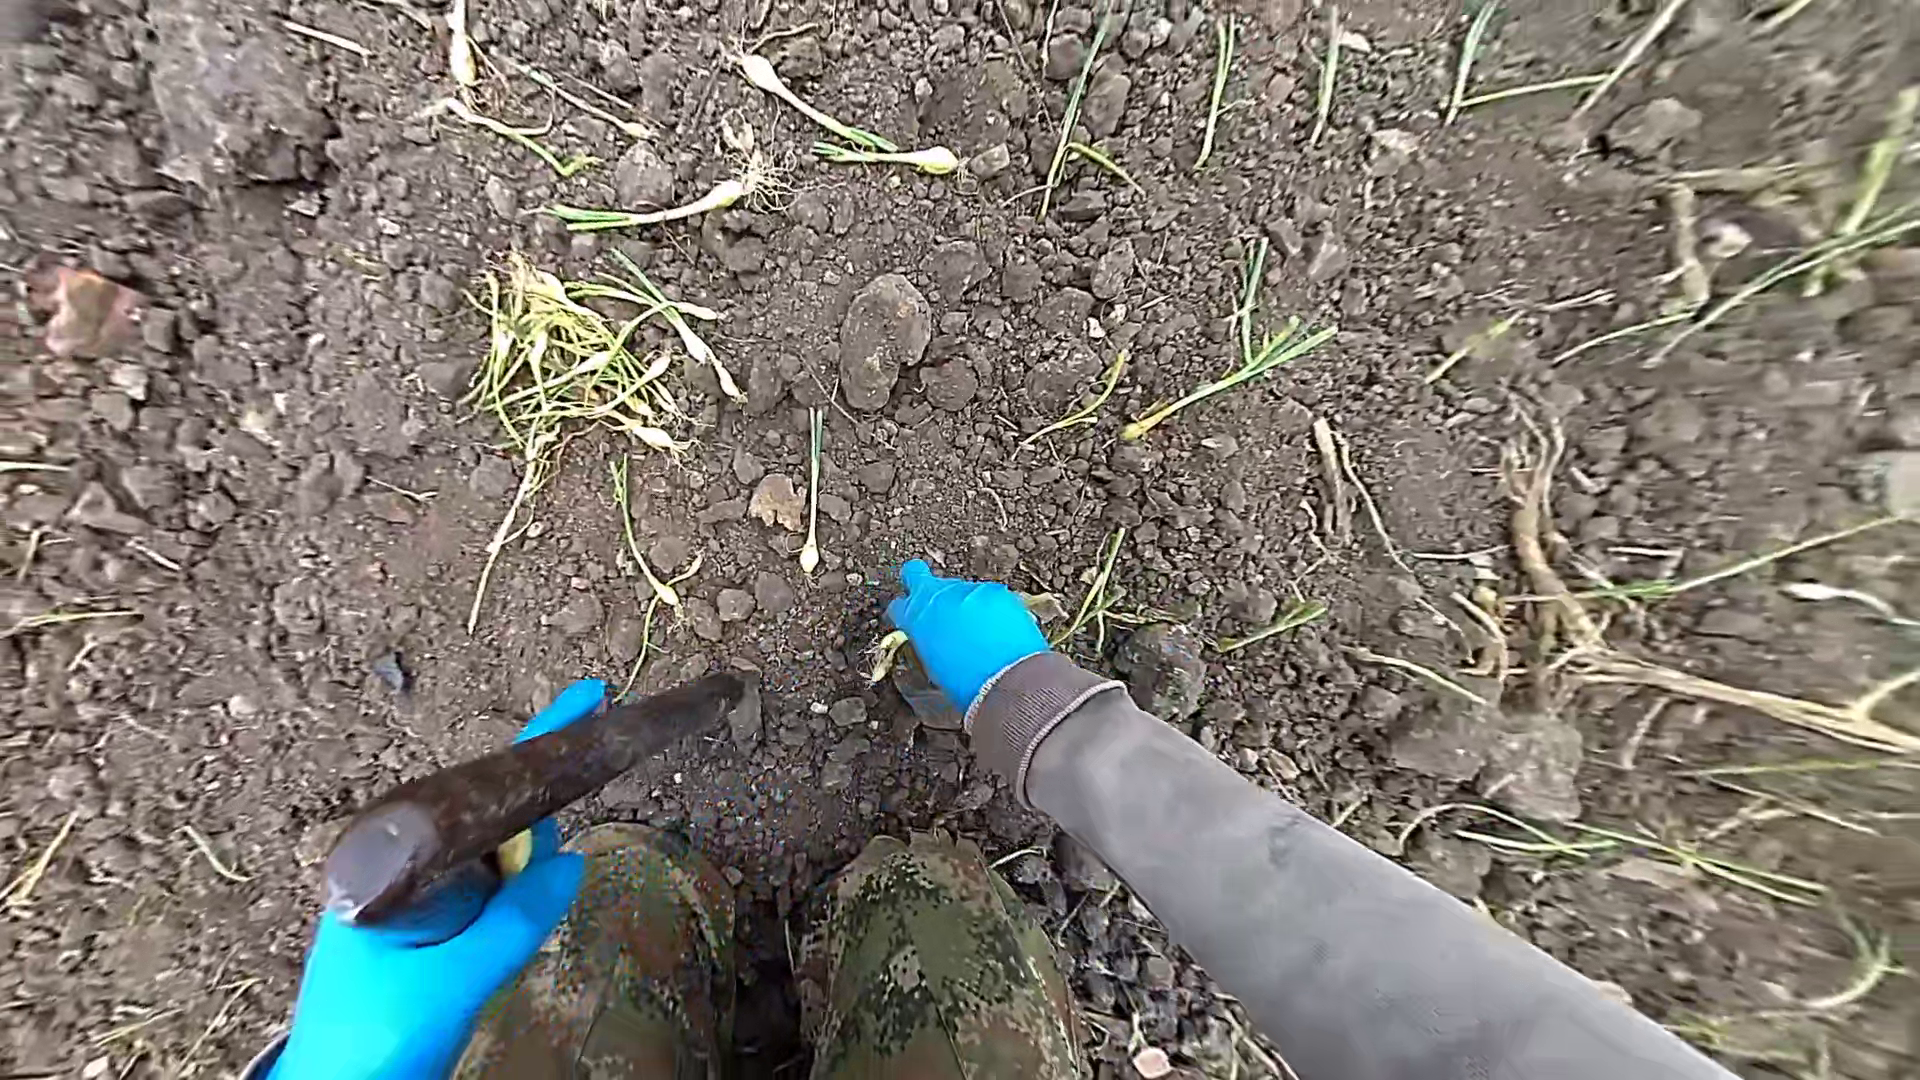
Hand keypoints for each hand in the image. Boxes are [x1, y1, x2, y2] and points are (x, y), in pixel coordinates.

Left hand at [270, 679, 605, 1079]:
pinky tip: (516, 924)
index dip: (539, 740)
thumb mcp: (450, 982)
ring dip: (530, 875)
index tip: (590, 697)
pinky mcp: (452, 914)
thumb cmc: (375, 1041)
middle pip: (504, 812)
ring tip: (498, 939)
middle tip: (525, 893)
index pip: (479, 784)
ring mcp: (435, 888)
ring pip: (513, 850)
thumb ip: (515, 923)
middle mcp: (418, 861)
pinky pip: (510, 883)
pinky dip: (527, 893)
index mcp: (399, 863)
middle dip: (536, 835)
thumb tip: (572, 863)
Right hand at [887, 559, 1049, 710]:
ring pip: (957, 588)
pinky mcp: (995, 590)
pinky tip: (998, 629)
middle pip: (917, 574)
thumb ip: (927, 641)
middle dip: (922, 586)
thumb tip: (932, 638)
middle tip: (933, 604)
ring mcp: (966, 588)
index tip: (911, 617)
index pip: (898, 605)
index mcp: (915, 616)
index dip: (905, 611)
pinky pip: (986, 595)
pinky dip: (989, 608)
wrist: (1004, 676)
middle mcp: (936, 594)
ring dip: (963, 603)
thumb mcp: (932, 663)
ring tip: (978, 632)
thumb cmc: (964, 682)